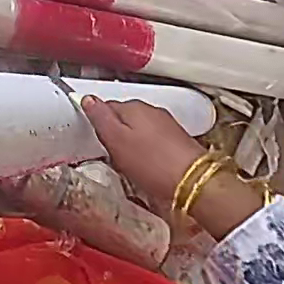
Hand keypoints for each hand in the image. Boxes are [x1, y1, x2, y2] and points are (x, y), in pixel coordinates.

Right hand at [82, 96, 270, 238]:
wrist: (196, 184)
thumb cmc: (152, 163)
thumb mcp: (116, 140)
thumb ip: (100, 117)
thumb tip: (88, 99)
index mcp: (133, 107)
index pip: (105, 106)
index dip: (98, 123)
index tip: (96, 138)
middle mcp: (151, 111)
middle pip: (123, 117)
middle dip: (115, 132)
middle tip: (110, 153)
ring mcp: (167, 125)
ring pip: (139, 129)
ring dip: (132, 141)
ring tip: (128, 162)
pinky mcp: (178, 141)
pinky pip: (154, 141)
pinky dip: (147, 150)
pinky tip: (147, 165)